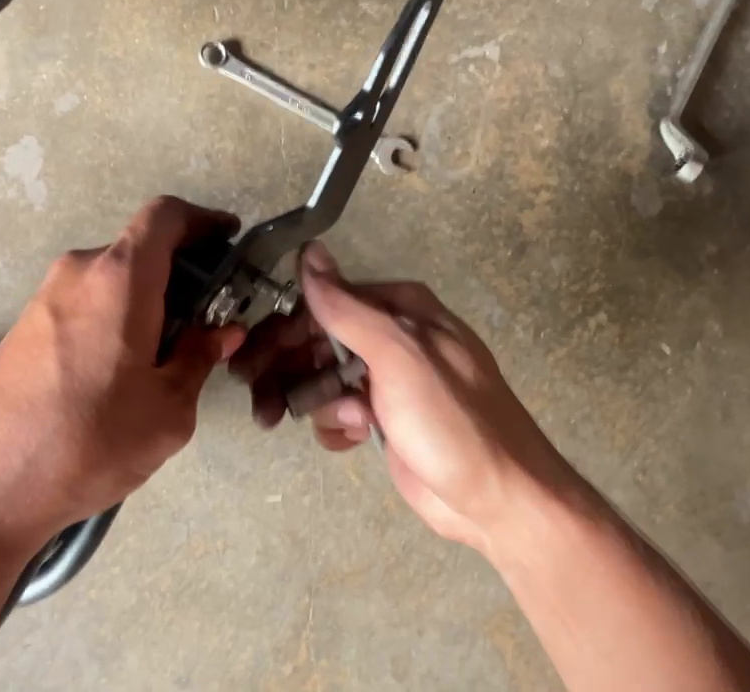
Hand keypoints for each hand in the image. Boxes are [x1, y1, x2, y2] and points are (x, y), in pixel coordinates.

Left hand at [0, 197, 246, 551]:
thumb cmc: (88, 443)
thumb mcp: (168, 411)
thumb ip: (199, 358)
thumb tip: (221, 333)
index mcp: (119, 278)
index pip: (165, 216)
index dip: (203, 219)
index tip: (227, 237)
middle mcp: (77, 273)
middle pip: (139, 252)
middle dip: (179, 275)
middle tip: (206, 318)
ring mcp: (42, 299)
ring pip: (110, 281)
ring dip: (145, 302)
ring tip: (164, 356)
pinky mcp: (21, 329)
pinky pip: (83, 304)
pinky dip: (113, 319)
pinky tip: (118, 374)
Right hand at [231, 242, 577, 552]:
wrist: (497, 499)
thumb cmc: (450, 419)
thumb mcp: (398, 356)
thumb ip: (348, 307)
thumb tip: (311, 249)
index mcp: (401, 309)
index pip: (326, 302)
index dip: (286, 329)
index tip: (252, 358)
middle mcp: (392, 337)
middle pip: (318, 341)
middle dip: (289, 370)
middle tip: (263, 404)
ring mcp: (388, 380)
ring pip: (324, 378)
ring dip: (315, 402)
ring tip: (337, 425)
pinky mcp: (384, 419)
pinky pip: (339, 411)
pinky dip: (336, 425)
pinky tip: (351, 439)